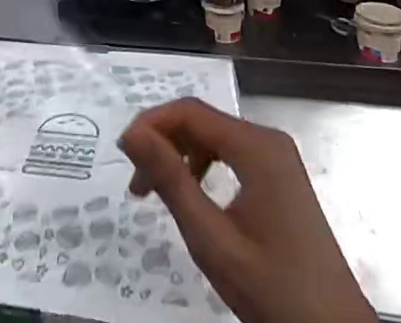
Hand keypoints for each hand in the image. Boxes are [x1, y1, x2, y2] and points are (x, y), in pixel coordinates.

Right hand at [119, 98, 375, 322]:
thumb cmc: (272, 289)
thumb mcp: (212, 238)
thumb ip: (171, 181)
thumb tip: (131, 134)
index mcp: (257, 146)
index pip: (190, 112)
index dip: (150, 124)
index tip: (122, 156)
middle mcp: (268, 140)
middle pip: (202, 121)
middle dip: (162, 143)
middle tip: (135, 184)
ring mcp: (277, 158)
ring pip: (214, 137)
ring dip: (179, 156)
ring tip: (154, 192)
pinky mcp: (279, 177)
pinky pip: (230, 155)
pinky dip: (202, 167)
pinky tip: (191, 195)